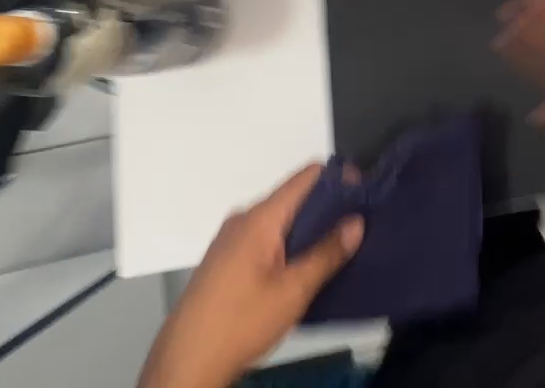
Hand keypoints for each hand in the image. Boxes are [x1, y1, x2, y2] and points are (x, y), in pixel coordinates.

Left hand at [138, 164, 363, 387]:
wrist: (182, 367)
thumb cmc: (239, 323)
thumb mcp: (293, 291)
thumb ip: (327, 253)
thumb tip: (356, 221)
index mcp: (260, 218)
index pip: (306, 176)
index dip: (339, 178)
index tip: (363, 195)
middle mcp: (243, 219)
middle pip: (294, 196)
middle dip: (328, 207)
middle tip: (356, 226)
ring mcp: (230, 240)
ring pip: (281, 219)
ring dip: (309, 229)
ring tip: (337, 248)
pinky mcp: (225, 260)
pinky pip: (266, 236)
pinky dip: (289, 243)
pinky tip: (304, 267)